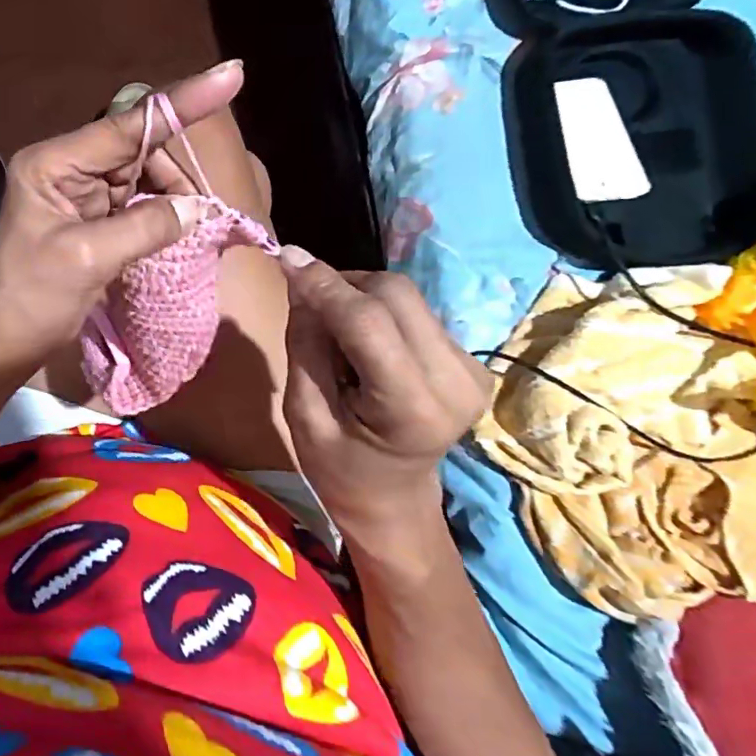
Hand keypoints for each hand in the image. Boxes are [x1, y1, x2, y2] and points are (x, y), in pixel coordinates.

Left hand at [0, 60, 245, 379]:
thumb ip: (147, 226)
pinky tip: (176, 229)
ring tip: (186, 229)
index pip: (125, 126)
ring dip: (170, 196)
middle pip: (138, 148)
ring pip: (142, 174)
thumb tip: (199, 207)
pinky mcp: (89, 216)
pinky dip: (160, 213)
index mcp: (51, 165)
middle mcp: (64, 167)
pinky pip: (136, 201)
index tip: (232, 75)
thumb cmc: (33, 299)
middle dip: (173, 174)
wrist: (5, 343)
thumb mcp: (88, 259)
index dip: (181, 104)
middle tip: (200, 212)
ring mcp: (77, 191)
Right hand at [278, 251, 491, 540]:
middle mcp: (455, 380)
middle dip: (341, 285)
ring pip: (405, 296)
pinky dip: (375, 310)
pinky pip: (413, 310)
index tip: (284, 257)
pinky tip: (359, 341)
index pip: (367, 322)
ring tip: (331, 330)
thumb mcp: (303, 413)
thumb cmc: (337, 466)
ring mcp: (470, 368)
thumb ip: (305, 345)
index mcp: (412, 407)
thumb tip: (300, 281)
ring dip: (357, 296)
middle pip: (394, 294)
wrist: (391, 498)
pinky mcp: (469, 359)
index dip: (323, 284)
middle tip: (305, 301)